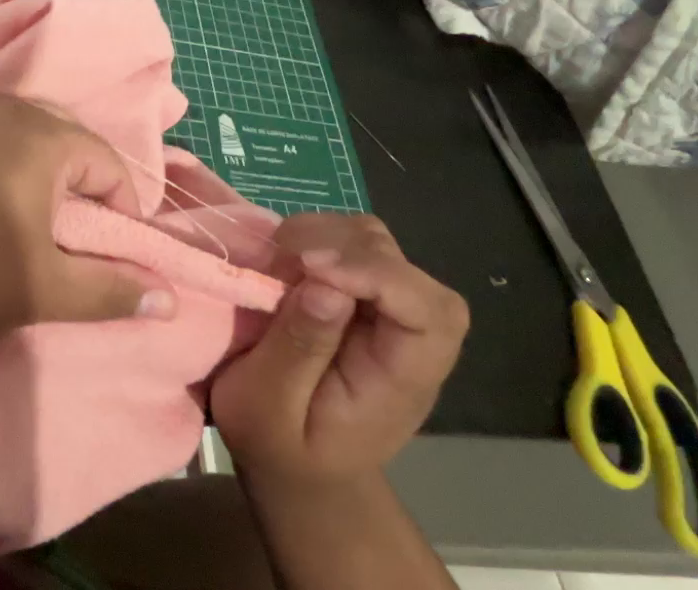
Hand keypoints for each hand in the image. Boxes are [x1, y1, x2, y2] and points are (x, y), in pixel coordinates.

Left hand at [0, 95, 177, 348]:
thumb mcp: (41, 291)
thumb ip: (112, 291)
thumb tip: (168, 297)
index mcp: (44, 135)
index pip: (110, 166)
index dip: (118, 217)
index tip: (99, 262)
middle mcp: (8, 106)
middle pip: (72, 145)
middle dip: (80, 195)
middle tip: (64, 249)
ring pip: (30, 142)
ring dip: (41, 184)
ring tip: (23, 235)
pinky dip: (4, 173)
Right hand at [211, 214, 467, 487]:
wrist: (296, 463)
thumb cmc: (279, 444)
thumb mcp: (267, 410)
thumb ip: (298, 352)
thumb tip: (326, 286)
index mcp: (403, 378)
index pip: (430, 311)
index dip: (378, 275)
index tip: (310, 268)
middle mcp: (409, 336)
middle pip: (403, 266)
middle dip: (341, 249)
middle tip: (278, 266)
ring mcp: (384, 309)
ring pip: (375, 241)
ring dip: (323, 236)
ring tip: (276, 264)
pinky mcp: (358, 291)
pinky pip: (348, 241)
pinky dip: (312, 236)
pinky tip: (280, 262)